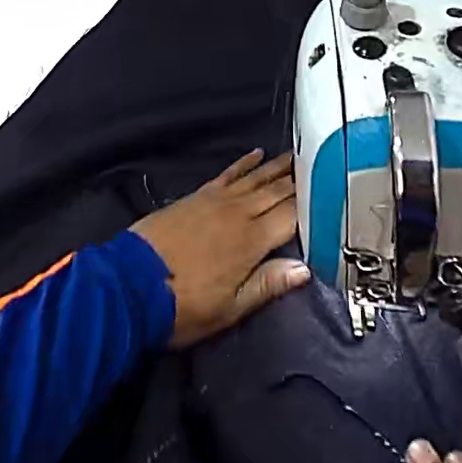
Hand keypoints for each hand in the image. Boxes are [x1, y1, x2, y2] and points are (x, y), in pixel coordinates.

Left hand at [130, 149, 310, 347]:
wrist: (129, 285)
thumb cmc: (182, 305)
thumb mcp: (229, 308)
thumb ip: (268, 284)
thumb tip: (306, 268)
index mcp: (253, 241)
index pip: (292, 215)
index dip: (313, 204)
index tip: (333, 192)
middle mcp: (241, 213)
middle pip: (278, 192)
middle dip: (301, 181)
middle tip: (323, 165)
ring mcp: (218, 201)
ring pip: (257, 178)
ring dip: (279, 167)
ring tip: (299, 156)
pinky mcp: (198, 196)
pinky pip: (228, 174)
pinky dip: (244, 163)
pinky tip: (256, 153)